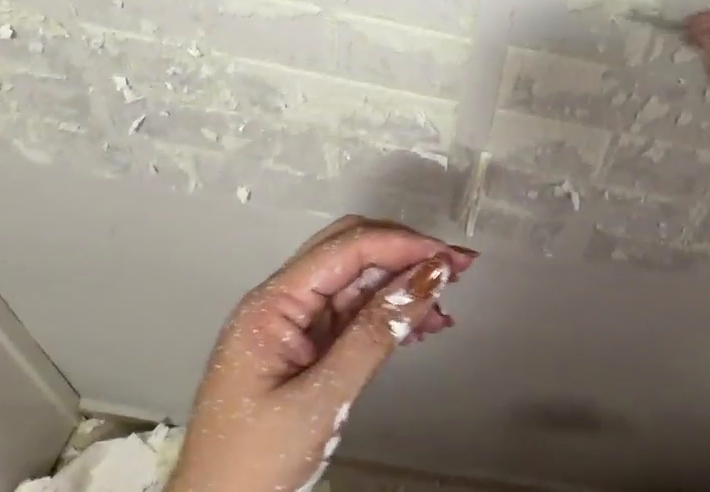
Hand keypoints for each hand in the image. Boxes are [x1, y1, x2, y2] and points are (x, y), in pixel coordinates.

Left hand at [167, 215, 476, 491]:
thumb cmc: (253, 465)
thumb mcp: (322, 398)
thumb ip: (376, 332)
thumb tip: (428, 277)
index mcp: (271, 304)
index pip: (347, 248)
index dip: (403, 244)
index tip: (450, 259)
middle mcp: (281, 302)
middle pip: (351, 251)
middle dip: (406, 253)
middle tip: (457, 268)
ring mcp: (292, 324)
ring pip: (358, 280)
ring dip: (403, 285)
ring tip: (445, 304)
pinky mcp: (305, 348)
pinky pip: (355, 312)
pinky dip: (390, 313)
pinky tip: (420, 327)